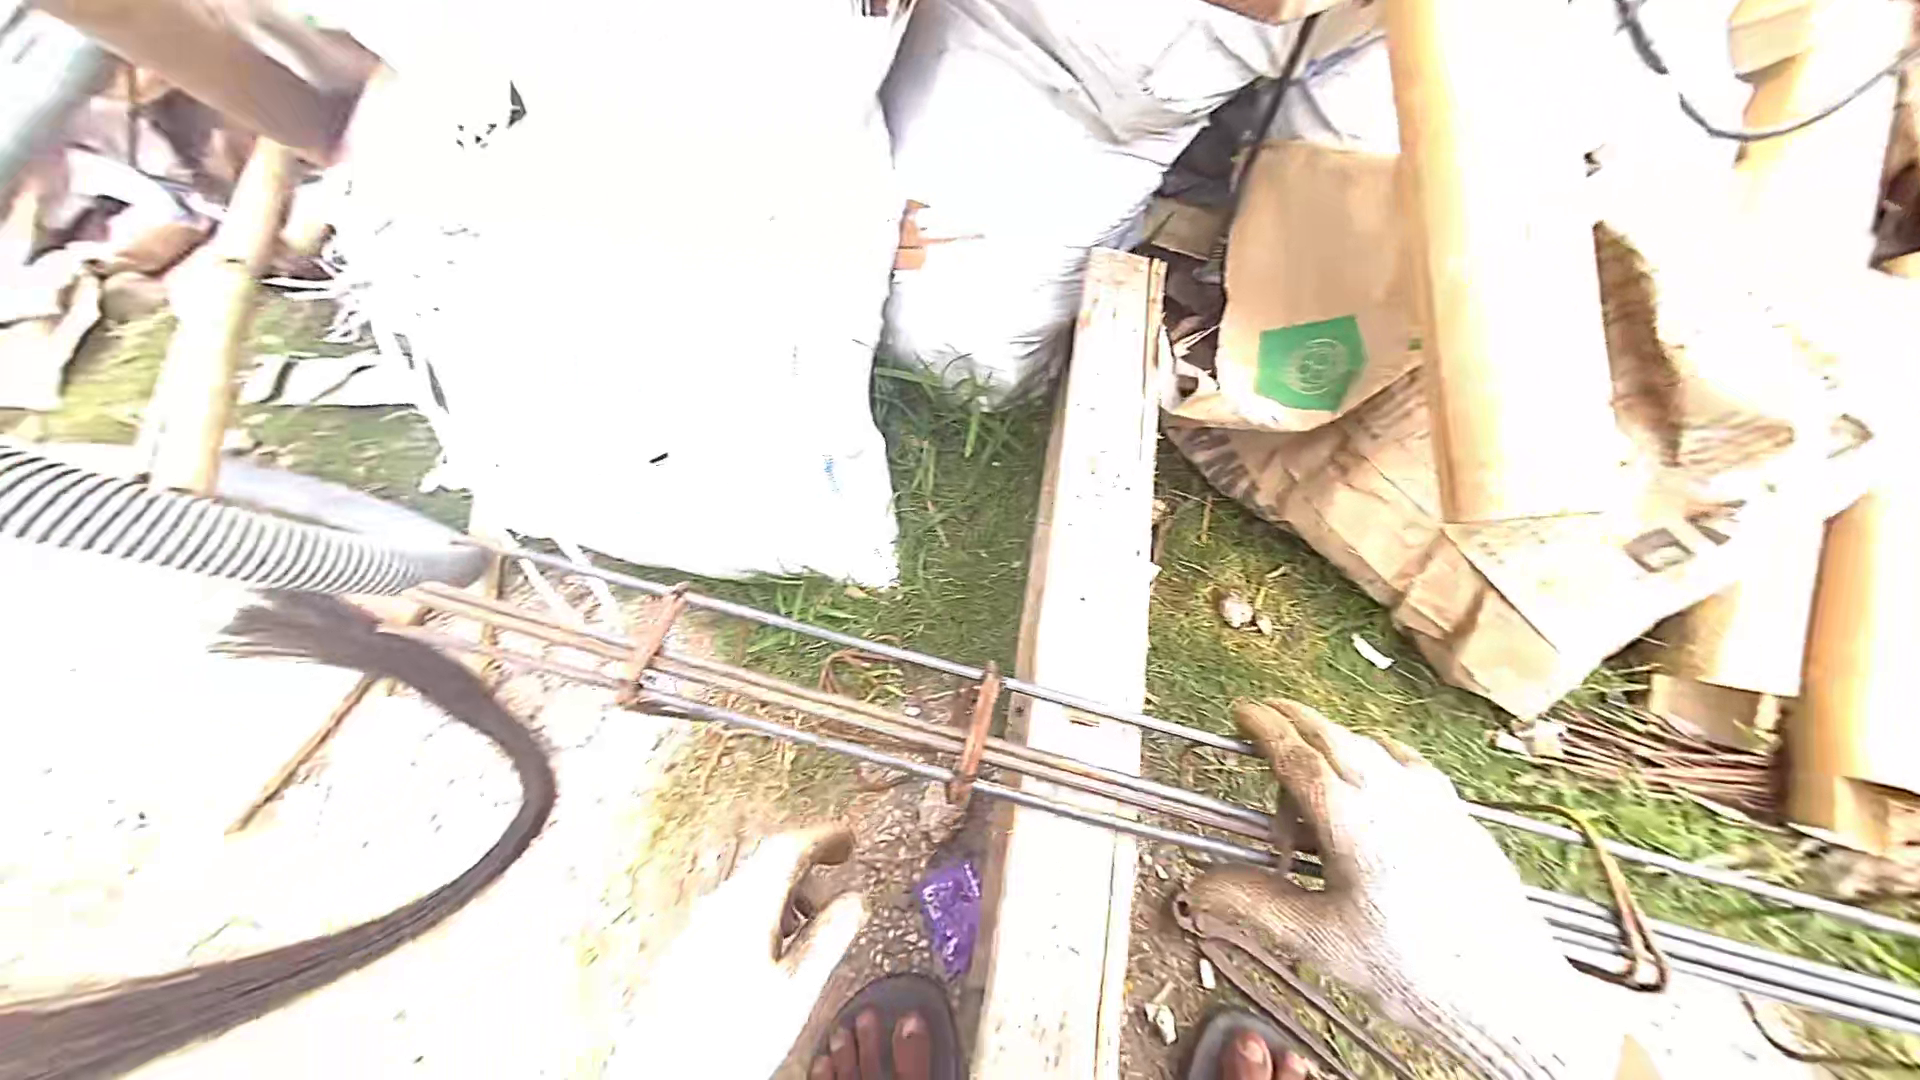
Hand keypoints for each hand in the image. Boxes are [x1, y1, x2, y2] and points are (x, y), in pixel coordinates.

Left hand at [616, 825, 865, 1078]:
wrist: (664, 1075)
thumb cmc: (730, 1035)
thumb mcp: (795, 989)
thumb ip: (827, 937)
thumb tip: (855, 901)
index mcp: (749, 903)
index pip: (789, 847)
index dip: (824, 837)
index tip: (848, 840)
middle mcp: (721, 903)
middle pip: (769, 860)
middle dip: (807, 859)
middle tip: (835, 865)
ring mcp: (701, 923)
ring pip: (753, 884)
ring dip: (788, 887)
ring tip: (810, 917)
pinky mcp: (689, 946)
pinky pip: (737, 906)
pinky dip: (766, 907)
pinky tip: (774, 941)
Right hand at [1185, 700, 1627, 1079]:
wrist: (1519, 1006)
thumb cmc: (1416, 974)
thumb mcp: (1320, 940)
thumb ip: (1252, 902)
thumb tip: (1195, 888)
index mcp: (1352, 822)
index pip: (1295, 754)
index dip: (1262, 726)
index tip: (1240, 710)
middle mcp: (1391, 799)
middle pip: (1330, 734)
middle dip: (1291, 717)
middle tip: (1263, 714)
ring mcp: (1431, 803)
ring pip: (1367, 743)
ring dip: (1330, 735)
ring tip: (1308, 754)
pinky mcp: (1460, 816)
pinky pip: (1408, 761)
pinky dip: (1376, 751)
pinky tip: (1374, 770)